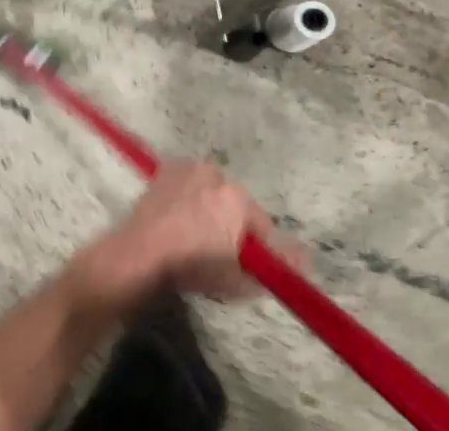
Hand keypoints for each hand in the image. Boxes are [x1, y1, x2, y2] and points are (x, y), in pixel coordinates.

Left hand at [101, 161, 309, 302]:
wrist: (141, 252)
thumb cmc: (193, 266)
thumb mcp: (242, 279)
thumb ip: (280, 267)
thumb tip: (307, 257)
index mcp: (238, 197)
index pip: (261, 225)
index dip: (254, 248)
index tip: (241, 263)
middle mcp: (215, 174)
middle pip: (234, 205)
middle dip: (230, 225)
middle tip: (214, 251)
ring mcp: (187, 169)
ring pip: (211, 193)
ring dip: (209, 208)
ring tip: (192, 236)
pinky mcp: (164, 171)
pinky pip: (188, 186)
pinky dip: (188, 198)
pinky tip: (177, 219)